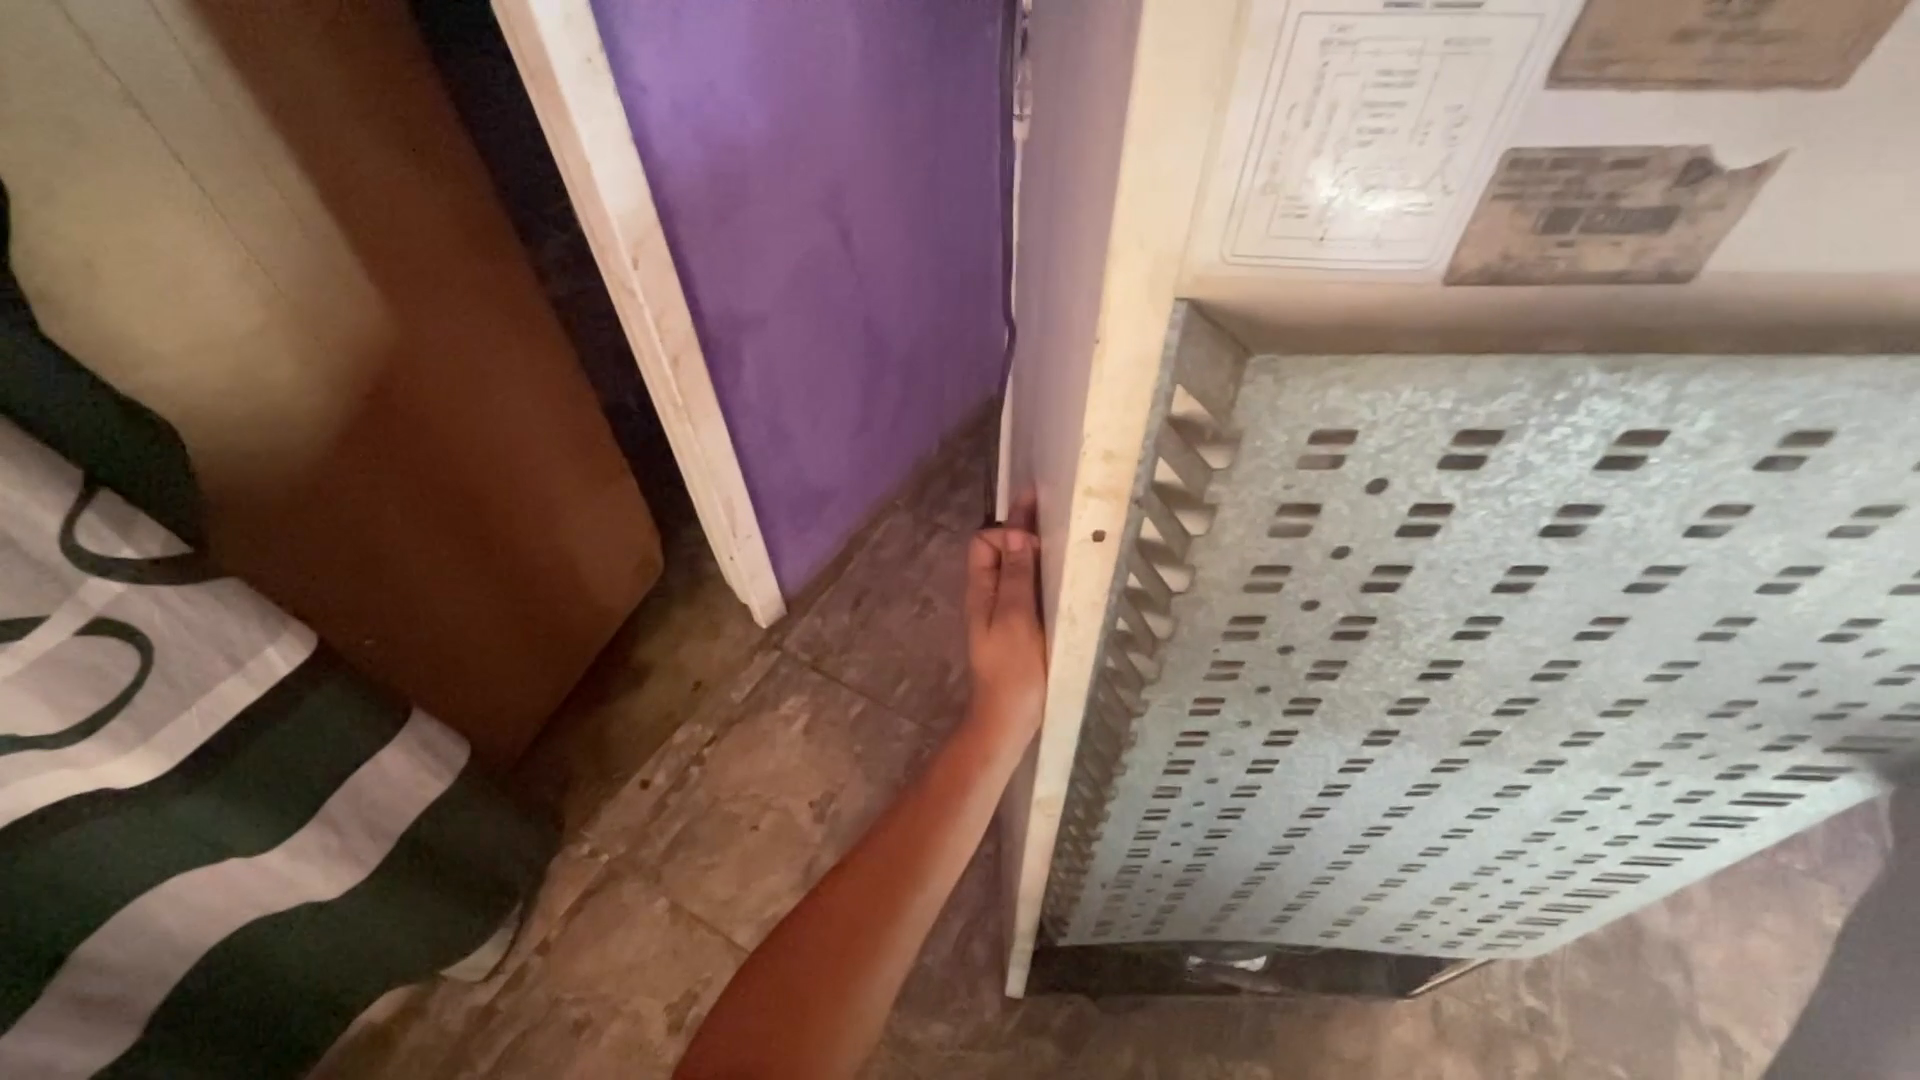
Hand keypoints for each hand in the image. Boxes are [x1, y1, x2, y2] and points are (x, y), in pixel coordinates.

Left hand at [965, 493, 1046, 738]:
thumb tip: (1015, 531)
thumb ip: (1015, 576)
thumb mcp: (1015, 619)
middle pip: (1000, 553)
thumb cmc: (1013, 670)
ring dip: (1036, 558)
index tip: (1040, 535)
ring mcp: (1004, 614)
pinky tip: (1065, 584)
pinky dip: (1043, 581)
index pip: (985, 541)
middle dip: (1024, 537)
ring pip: (1016, 572)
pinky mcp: (1021, 630)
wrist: (1009, 721)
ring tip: (1068, 549)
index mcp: (981, 591)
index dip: (1009, 531)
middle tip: (1060, 530)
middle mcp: (989, 597)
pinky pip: (1028, 593)